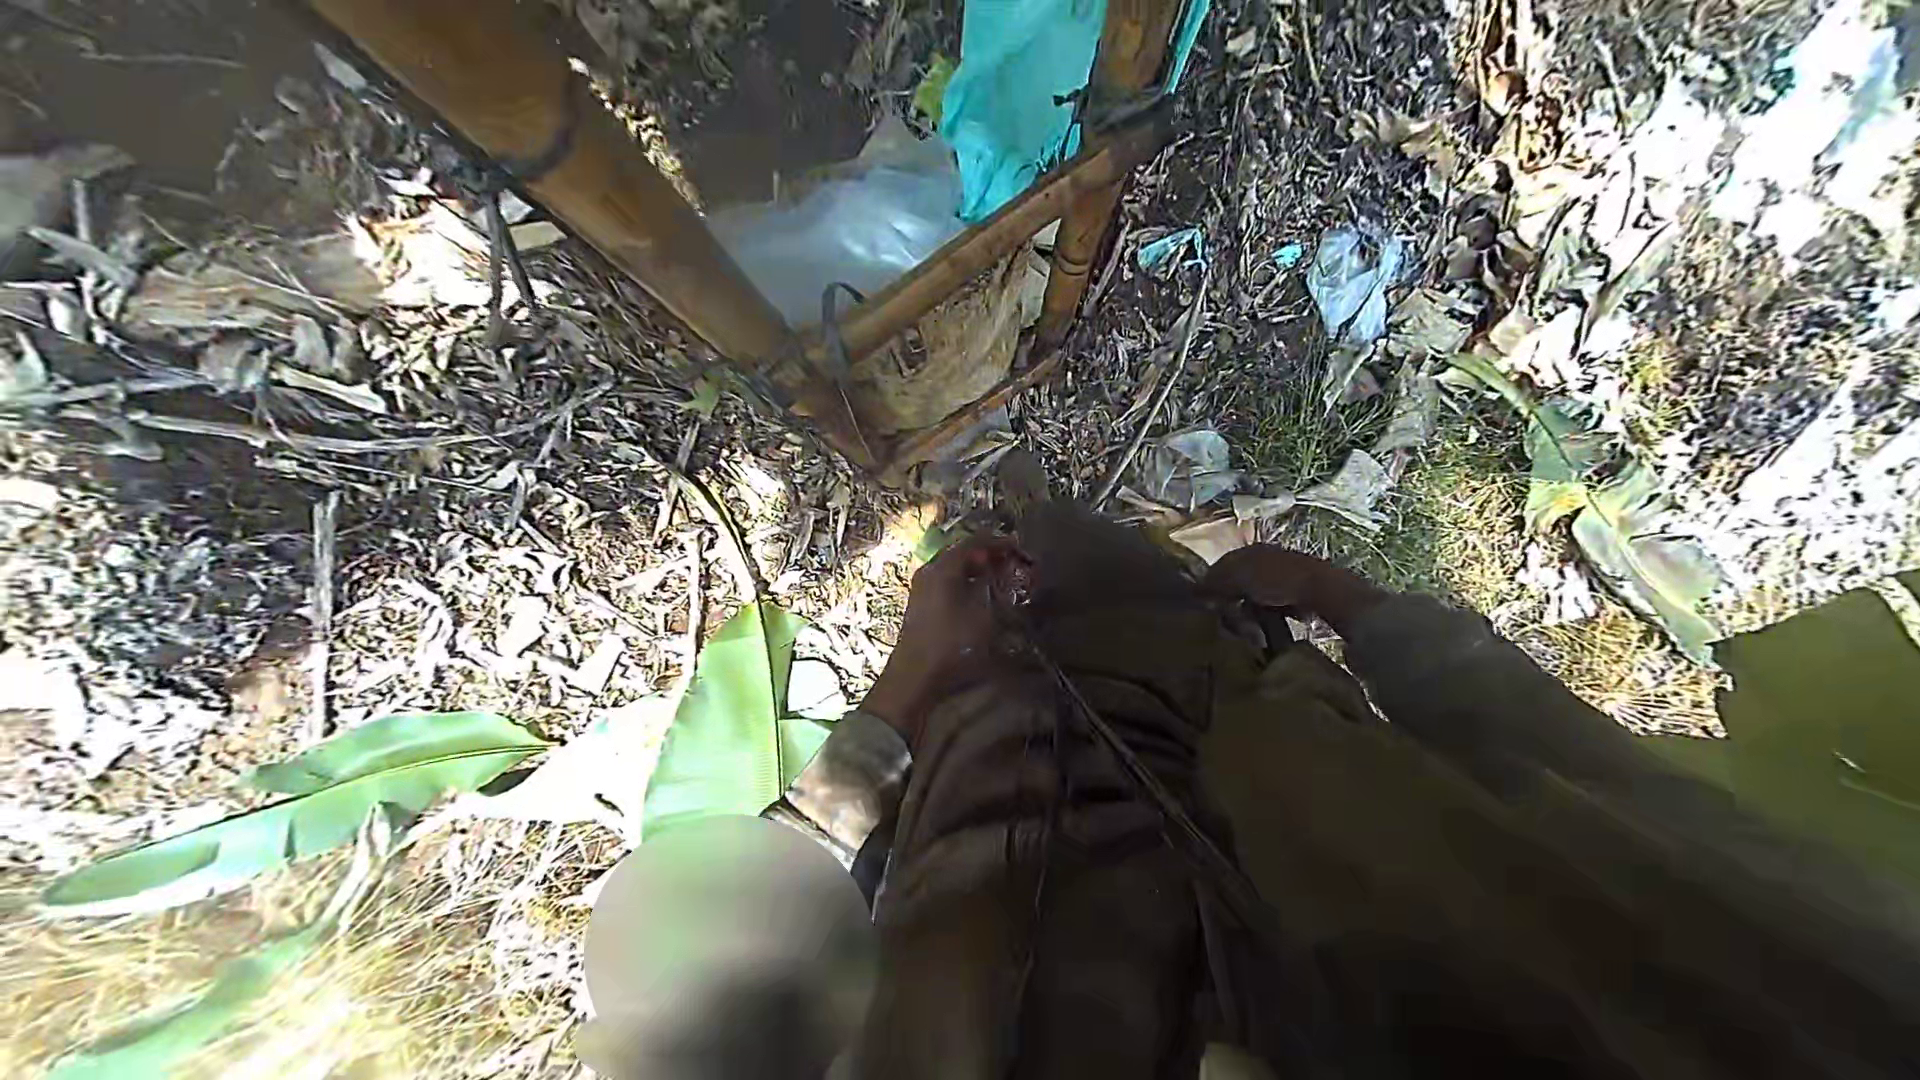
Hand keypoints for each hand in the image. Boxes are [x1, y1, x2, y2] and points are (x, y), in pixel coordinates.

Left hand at [862, 535, 1022, 739]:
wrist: (915, 676)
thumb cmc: (952, 643)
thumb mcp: (983, 614)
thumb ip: (994, 586)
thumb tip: (1001, 569)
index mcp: (942, 568)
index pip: (973, 542)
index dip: (997, 542)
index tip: (1018, 547)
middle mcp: (928, 571)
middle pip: (961, 552)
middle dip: (987, 554)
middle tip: (1011, 561)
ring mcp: (921, 588)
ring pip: (953, 568)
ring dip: (976, 568)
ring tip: (999, 576)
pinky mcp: (920, 604)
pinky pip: (947, 582)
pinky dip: (965, 581)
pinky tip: (979, 593)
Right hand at [1202, 545, 1387, 634]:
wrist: (1322, 588)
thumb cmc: (1275, 579)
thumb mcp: (1239, 577)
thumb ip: (1216, 581)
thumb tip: (1196, 590)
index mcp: (1249, 550)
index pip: (1221, 566)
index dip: (1210, 584)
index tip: (1203, 604)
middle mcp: (1265, 558)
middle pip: (1237, 580)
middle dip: (1230, 597)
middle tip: (1225, 616)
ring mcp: (1282, 574)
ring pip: (1254, 593)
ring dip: (1248, 607)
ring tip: (1246, 624)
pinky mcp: (1297, 591)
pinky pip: (1272, 604)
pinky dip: (1266, 613)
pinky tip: (1267, 623)